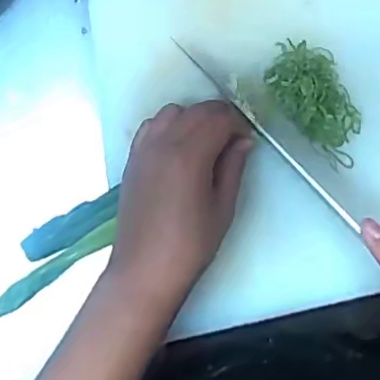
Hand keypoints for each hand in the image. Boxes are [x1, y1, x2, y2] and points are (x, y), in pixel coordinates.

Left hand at [104, 101, 253, 310]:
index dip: (237, 122)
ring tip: (205, 141)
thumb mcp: (222, 209)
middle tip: (233, 138)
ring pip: (173, 111)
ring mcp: (145, 146)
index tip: (246, 138)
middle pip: (197, 110)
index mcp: (190, 154)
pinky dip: (169, 124)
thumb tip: (243, 140)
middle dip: (219, 117)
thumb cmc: (189, 245)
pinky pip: (152, 124)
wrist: (143, 269)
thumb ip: (233, 168)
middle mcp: (164, 141)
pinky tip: (178, 145)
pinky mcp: (133, 155)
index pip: (218, 118)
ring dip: (193, 117)